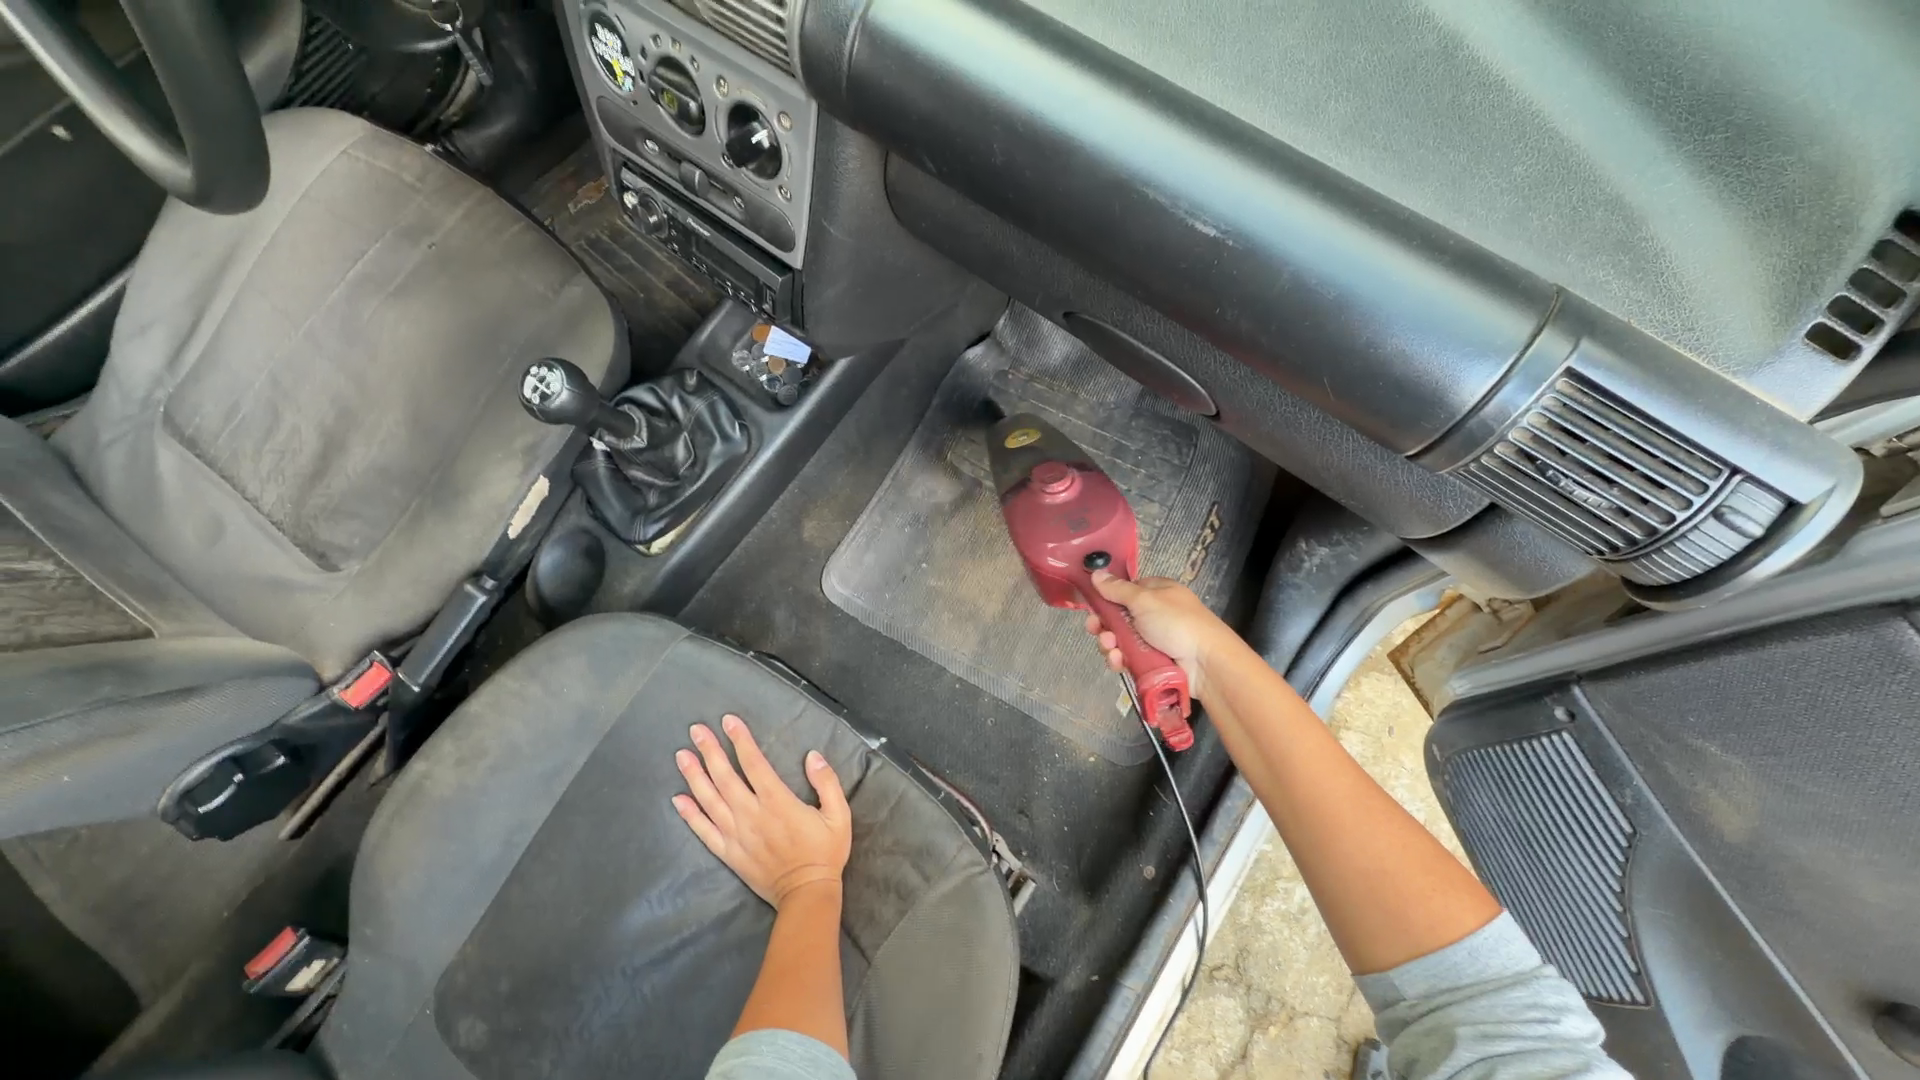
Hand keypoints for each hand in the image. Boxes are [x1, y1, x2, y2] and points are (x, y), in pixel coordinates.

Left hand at [673, 714, 851, 909]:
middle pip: (725, 777)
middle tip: (695, 730)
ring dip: (694, 776)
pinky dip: (690, 815)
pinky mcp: (729, 853)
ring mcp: (736, 835)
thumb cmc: (825, 852)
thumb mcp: (839, 815)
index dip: (740, 740)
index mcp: (777, 801)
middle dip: (710, 751)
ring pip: (710, 800)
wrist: (806, 893)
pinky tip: (677, 800)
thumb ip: (827, 782)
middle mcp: (751, 814)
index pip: (754, 763)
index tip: (728, 721)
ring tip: (682, 756)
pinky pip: (704, 831)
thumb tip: (813, 756)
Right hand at [1082, 572, 1234, 699]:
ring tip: (1111, 648)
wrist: (1205, 663)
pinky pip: (1127, 658)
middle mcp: (1153, 614)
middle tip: (1095, 629)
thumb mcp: (1145, 599)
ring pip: (1119, 640)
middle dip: (1104, 625)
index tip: (1091, 606)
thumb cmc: (1176, 622)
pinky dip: (1119, 660)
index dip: (1106, 598)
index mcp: (1156, 593)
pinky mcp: (1151, 662)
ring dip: (1109, 644)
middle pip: (1118, 618)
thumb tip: (1096, 572)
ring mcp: (1153, 640)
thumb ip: (1117, 589)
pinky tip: (1118, 662)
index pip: (1125, 591)